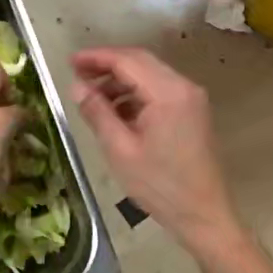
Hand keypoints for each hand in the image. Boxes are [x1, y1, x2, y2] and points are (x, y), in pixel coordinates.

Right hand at [71, 47, 246, 257]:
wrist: (203, 214)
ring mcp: (190, 98)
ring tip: (91, 94)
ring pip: (149, 74)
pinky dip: (134, 92)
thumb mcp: (120, 150)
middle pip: (140, 61)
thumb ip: (98, 112)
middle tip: (76, 72)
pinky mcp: (191, 111)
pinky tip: (115, 109)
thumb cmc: (160, 185)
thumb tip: (77, 86)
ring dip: (120, 79)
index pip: (127, 61)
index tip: (69, 61)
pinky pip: (158, 89)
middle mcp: (184, 87)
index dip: (96, 58)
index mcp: (168, 93)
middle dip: (107, 64)